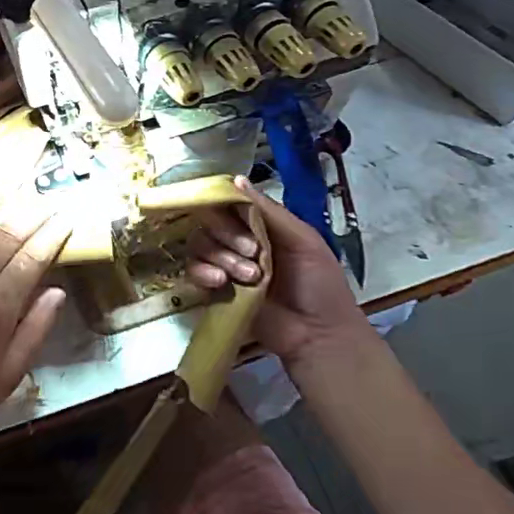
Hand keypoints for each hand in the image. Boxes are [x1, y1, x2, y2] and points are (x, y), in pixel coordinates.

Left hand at [0, 207, 69, 464]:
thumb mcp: (10, 373)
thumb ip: (36, 328)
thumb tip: (57, 291)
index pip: (30, 259)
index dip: (51, 236)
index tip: (66, 220)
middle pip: (5, 237)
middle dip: (30, 219)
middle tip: (49, 207)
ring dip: (2, 216)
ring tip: (22, 204)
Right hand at [187, 176, 378, 367]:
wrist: (319, 335)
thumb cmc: (319, 284)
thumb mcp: (303, 240)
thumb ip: (268, 211)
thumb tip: (236, 179)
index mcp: (261, 224)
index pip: (229, 203)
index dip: (226, 206)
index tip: (233, 216)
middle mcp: (239, 241)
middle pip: (210, 222)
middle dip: (228, 236)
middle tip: (253, 253)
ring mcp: (225, 265)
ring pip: (200, 245)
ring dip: (221, 257)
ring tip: (249, 277)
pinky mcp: (215, 290)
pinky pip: (194, 271)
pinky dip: (203, 273)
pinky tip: (220, 283)